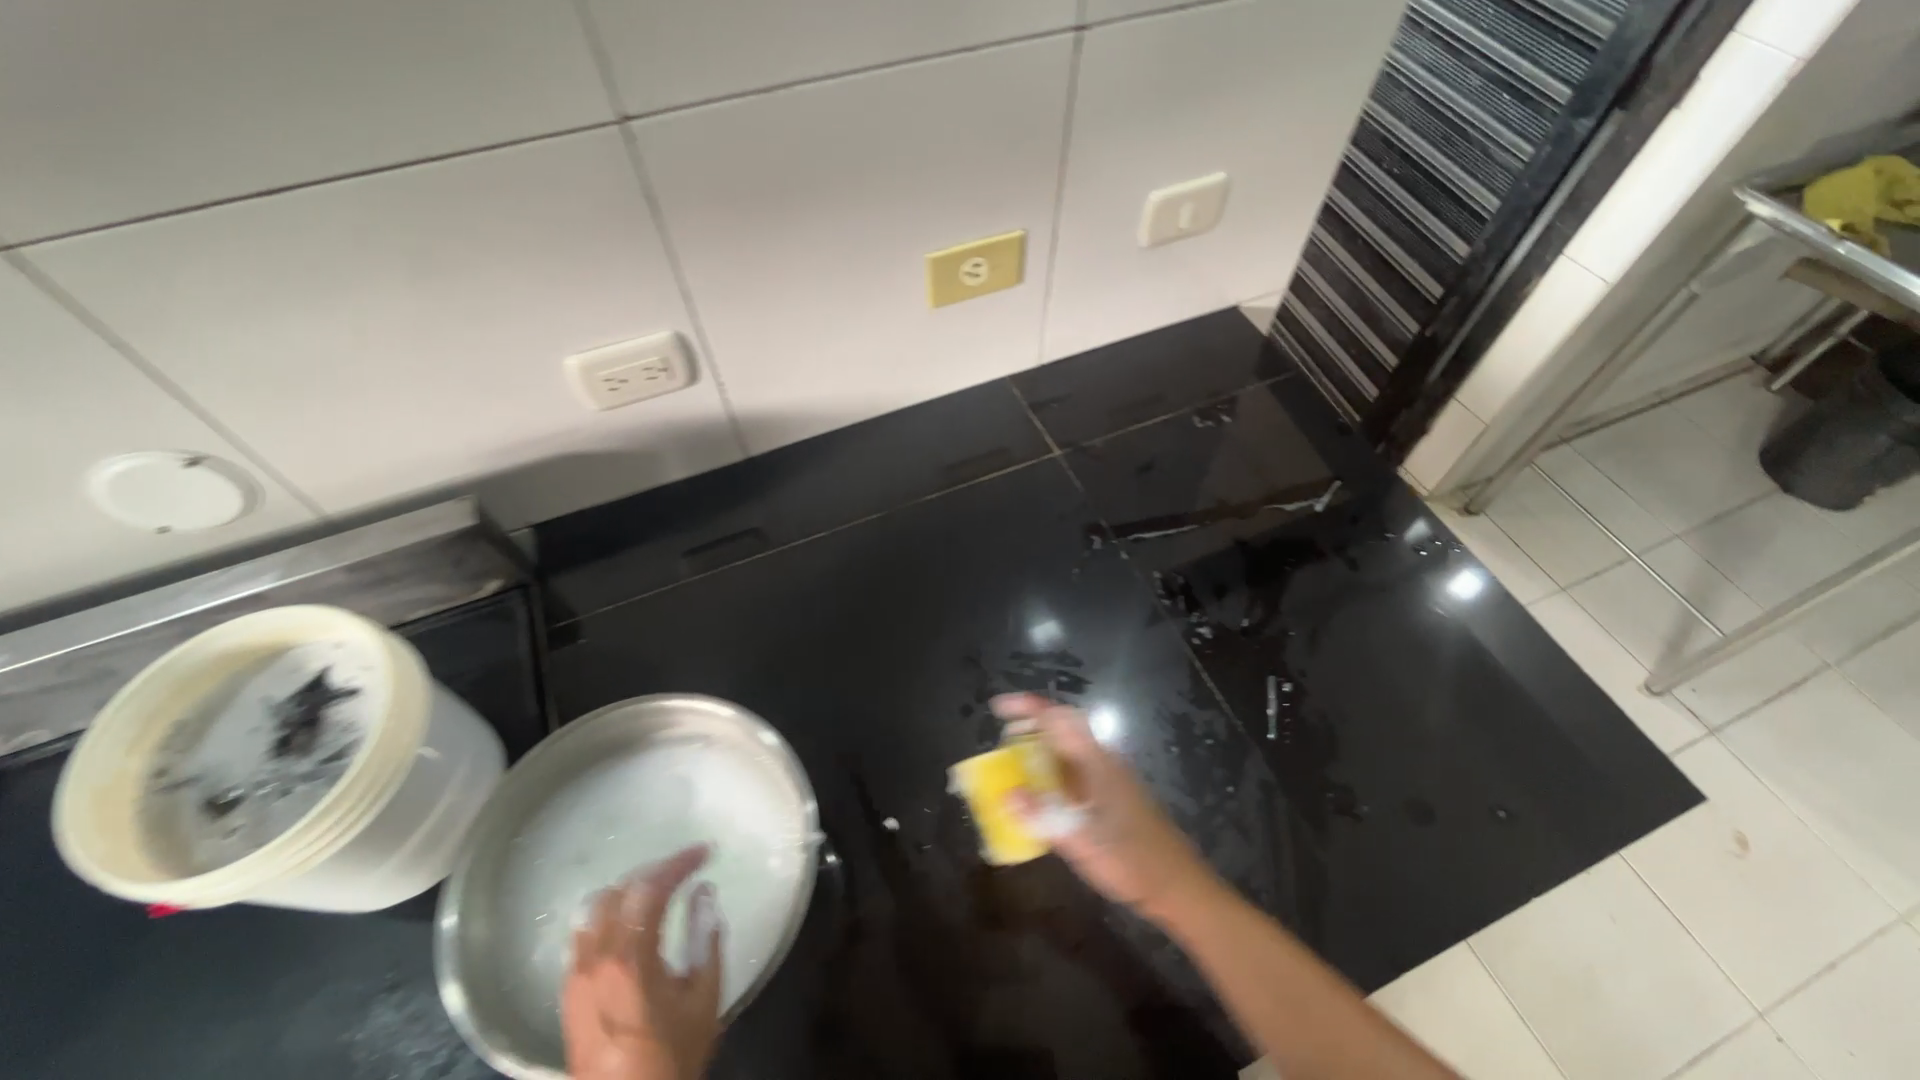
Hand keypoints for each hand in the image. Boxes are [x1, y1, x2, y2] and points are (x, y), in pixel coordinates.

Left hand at [562, 845, 725, 1079]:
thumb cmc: (673, 1057)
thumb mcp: (704, 999)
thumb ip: (706, 939)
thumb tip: (704, 893)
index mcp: (632, 960)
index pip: (652, 889)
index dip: (679, 864)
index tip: (704, 853)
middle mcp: (596, 958)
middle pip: (621, 890)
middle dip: (657, 870)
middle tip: (687, 868)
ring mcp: (577, 973)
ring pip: (597, 906)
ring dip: (630, 888)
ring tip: (660, 888)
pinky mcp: (568, 988)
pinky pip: (584, 931)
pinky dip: (609, 911)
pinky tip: (629, 919)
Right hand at [993, 694, 1220, 922]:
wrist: (1178, 887)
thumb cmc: (1132, 863)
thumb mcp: (1082, 842)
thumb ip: (1044, 817)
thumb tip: (1007, 793)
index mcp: (1098, 764)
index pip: (1060, 719)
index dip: (1029, 708)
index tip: (999, 708)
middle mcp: (1105, 764)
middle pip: (1065, 730)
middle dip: (1031, 728)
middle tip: (1002, 740)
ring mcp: (1111, 780)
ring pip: (1070, 752)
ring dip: (1041, 751)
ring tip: (1014, 765)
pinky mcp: (1113, 799)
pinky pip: (1076, 772)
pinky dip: (1052, 773)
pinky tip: (1042, 797)